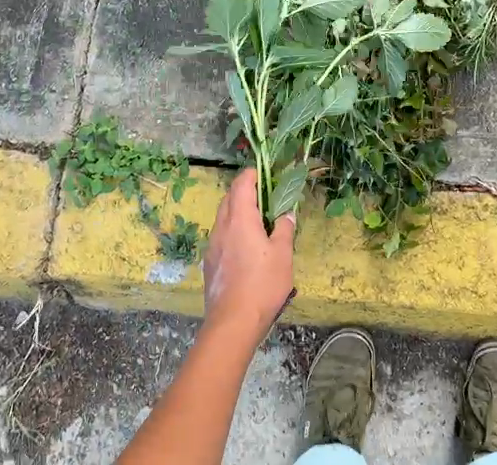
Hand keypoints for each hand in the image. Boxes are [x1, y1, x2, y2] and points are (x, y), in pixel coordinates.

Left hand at [202, 168, 295, 343]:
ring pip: (223, 219)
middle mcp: (222, 228)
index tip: (264, 174)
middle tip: (266, 199)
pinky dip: (232, 233)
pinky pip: (221, 238)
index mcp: (240, 219)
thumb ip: (285, 230)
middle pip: (229, 199)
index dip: (252, 175)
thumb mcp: (283, 255)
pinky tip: (246, 249)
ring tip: (258, 225)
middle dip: (244, 193)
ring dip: (238, 214)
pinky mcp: (210, 264)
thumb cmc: (262, 284)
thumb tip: (287, 215)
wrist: (232, 323)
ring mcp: (212, 246)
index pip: (241, 185)